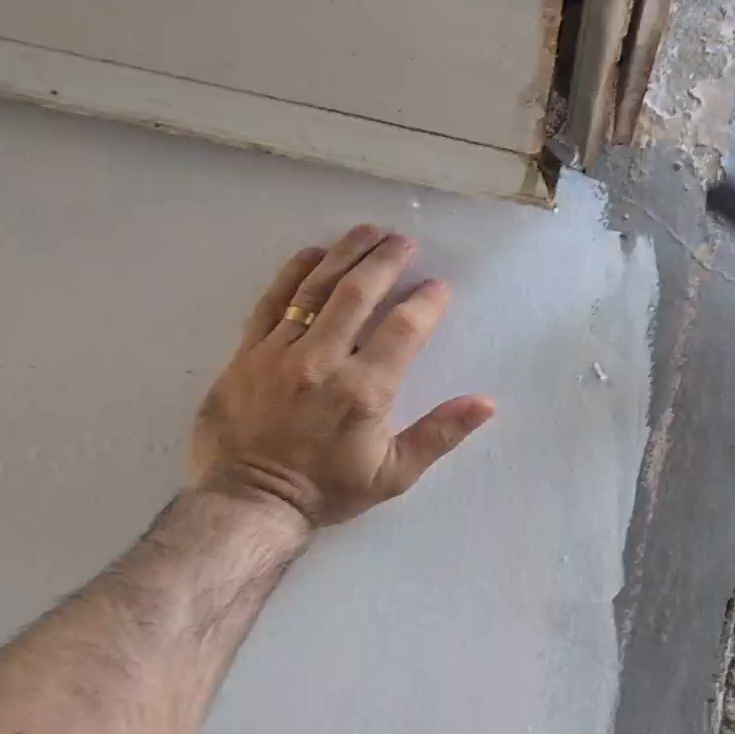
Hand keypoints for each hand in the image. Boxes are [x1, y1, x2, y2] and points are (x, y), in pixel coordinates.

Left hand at [190, 225, 495, 526]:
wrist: (250, 502)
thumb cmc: (330, 489)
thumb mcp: (396, 473)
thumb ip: (440, 433)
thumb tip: (487, 403)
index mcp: (365, 391)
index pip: (403, 329)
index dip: (425, 302)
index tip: (439, 287)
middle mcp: (323, 361)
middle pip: (358, 294)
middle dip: (386, 261)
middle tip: (405, 241)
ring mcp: (280, 353)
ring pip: (316, 289)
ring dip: (345, 254)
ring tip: (368, 231)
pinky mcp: (247, 353)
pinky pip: (271, 301)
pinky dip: (293, 272)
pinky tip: (313, 253)